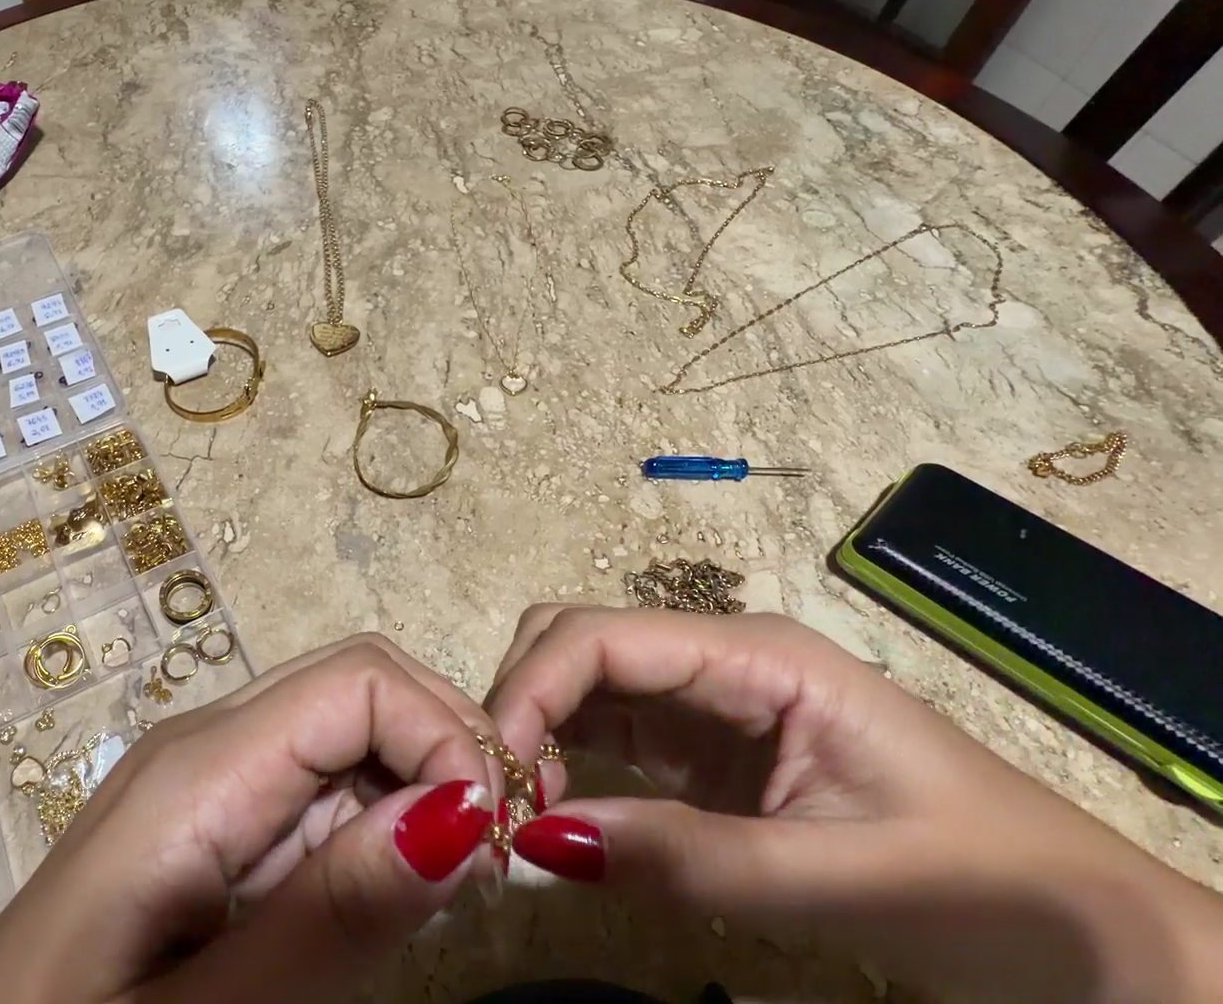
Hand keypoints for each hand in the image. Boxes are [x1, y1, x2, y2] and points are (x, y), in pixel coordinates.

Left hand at [0, 636, 502, 1003]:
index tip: (493, 836)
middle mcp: (206, 742)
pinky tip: (394, 883)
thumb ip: (333, 914)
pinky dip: (378, 817)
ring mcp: (207, 772)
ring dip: (422, 782)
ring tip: (461, 874)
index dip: (445, 735)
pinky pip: (316, 782)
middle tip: (500, 851)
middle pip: (357, 686)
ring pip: (346, 730)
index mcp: (200, 769)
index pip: (358, 680)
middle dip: (447, 745)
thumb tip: (464, 814)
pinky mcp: (213, 810)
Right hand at [486, 606, 1222, 1003]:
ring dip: (535, 731)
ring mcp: (704, 699)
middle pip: (576, 639)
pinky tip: (556, 811)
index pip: (602, 637)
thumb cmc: (980, 886)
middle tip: (498, 792)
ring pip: (580, 682)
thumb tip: (535, 842)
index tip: (494, 775)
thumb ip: (685, 859)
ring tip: (517, 809)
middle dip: (521, 700)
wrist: (1075, 932)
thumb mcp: (836, 879)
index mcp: (756, 652)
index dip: (531, 689)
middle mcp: (716, 656)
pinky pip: (605, 731)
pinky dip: (563, 761)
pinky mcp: (698, 747)